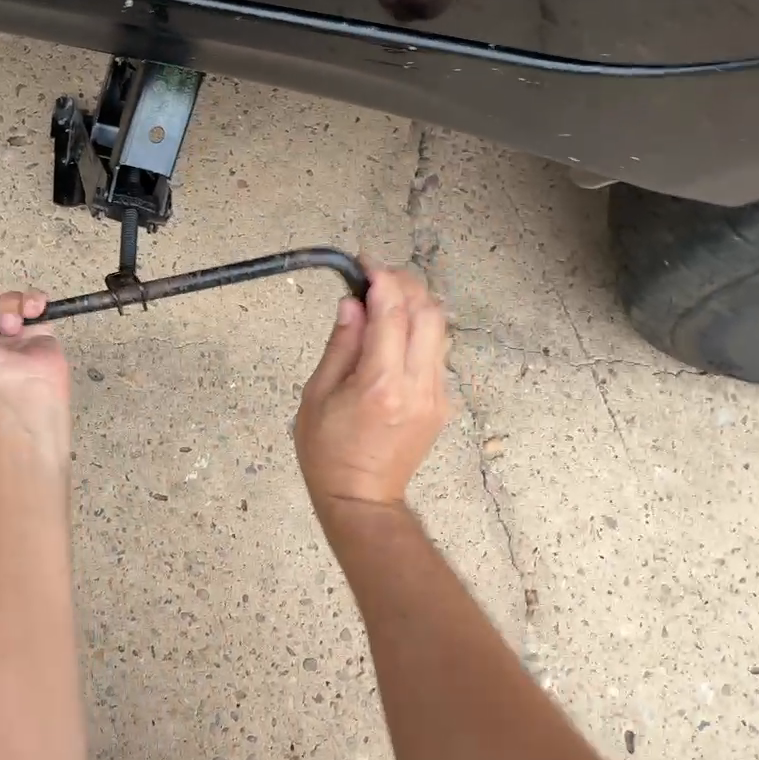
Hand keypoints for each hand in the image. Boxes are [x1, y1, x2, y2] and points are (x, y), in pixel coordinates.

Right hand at [294, 262, 450, 507]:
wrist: (361, 496)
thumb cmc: (327, 450)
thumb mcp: (316, 395)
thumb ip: (340, 346)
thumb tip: (352, 304)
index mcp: (381, 384)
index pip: (392, 315)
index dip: (382, 280)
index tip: (365, 262)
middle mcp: (418, 386)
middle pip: (429, 314)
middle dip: (406, 284)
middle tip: (376, 274)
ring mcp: (437, 395)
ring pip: (440, 330)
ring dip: (417, 304)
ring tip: (386, 296)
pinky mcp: (442, 403)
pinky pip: (437, 352)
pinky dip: (419, 329)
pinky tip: (395, 330)